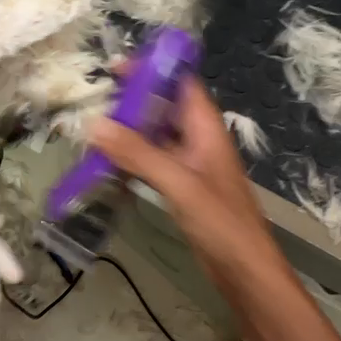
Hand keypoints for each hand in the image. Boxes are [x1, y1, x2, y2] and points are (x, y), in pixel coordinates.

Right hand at [86, 75, 271, 283]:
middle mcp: (197, 137)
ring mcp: (189, 162)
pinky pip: (152, 159)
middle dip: (132, 98)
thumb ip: (136, 152)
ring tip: (95, 127)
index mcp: (204, 125)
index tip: (115, 65)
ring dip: (129, 128)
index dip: (151, 68)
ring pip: (155, 132)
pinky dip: (131, 156)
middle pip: (163, 104)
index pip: (179, 80)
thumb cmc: (221, 221)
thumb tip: (93, 123)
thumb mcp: (178, 182)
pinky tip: (108, 162)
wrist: (248, 274)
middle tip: (97, 96)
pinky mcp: (181, 184)